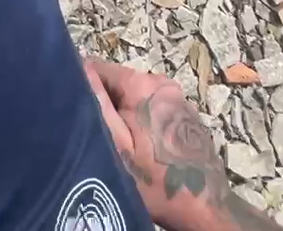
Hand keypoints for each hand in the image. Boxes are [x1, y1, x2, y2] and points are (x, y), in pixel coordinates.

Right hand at [82, 61, 282, 230]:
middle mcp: (162, 82)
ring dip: (124, 114)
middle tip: (104, 137)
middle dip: (106, 104)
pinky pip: (152, 107)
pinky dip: (142, 120)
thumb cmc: (156, 182)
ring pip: (134, 96)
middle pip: (117, 82)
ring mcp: (178, 98)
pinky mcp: (187, 114)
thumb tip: (76, 69)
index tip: (84, 118)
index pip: (96, 68)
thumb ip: (96, 102)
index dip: (84, 90)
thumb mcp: (116, 145)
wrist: (206, 214)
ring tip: (124, 145)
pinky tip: (145, 148)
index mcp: (142, 84)